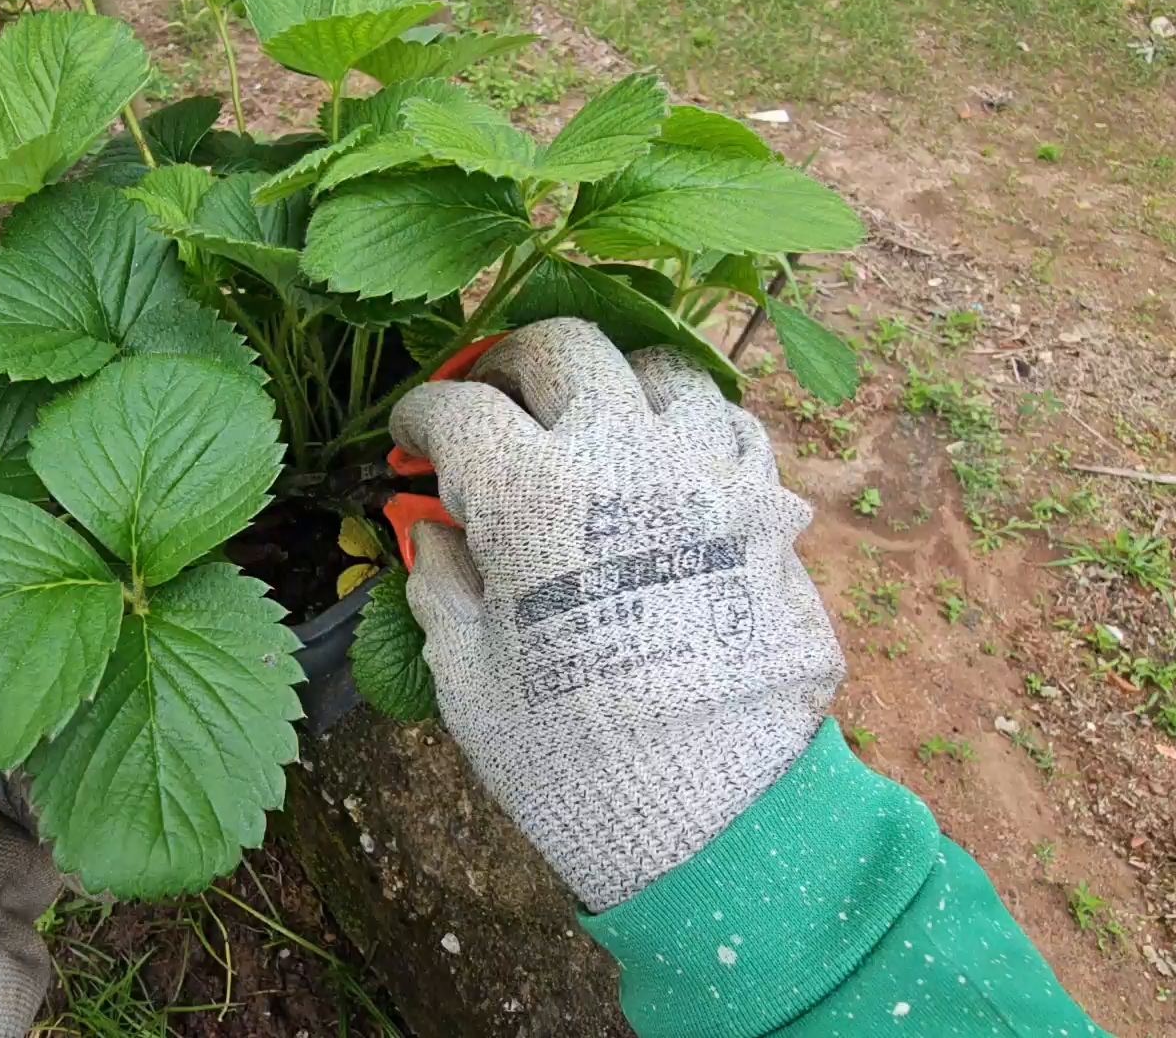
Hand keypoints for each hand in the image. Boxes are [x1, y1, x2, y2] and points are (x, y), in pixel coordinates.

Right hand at [390, 318, 844, 911]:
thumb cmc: (571, 760)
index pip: (459, 410)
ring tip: (579, 422)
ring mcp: (711, 476)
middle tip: (487, 399)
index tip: (409, 433)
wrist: (721, 828)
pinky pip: (728, 424)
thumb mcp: (467, 676)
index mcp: (534, 499)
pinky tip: (659, 463)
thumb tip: (434, 532)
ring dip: (605, 383)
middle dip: (507, 361)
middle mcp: (628, 461)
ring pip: (660, 367)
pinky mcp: (765, 511)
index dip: (420, 414)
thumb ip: (441, 582)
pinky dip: (681, 424)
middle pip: (561, 348)